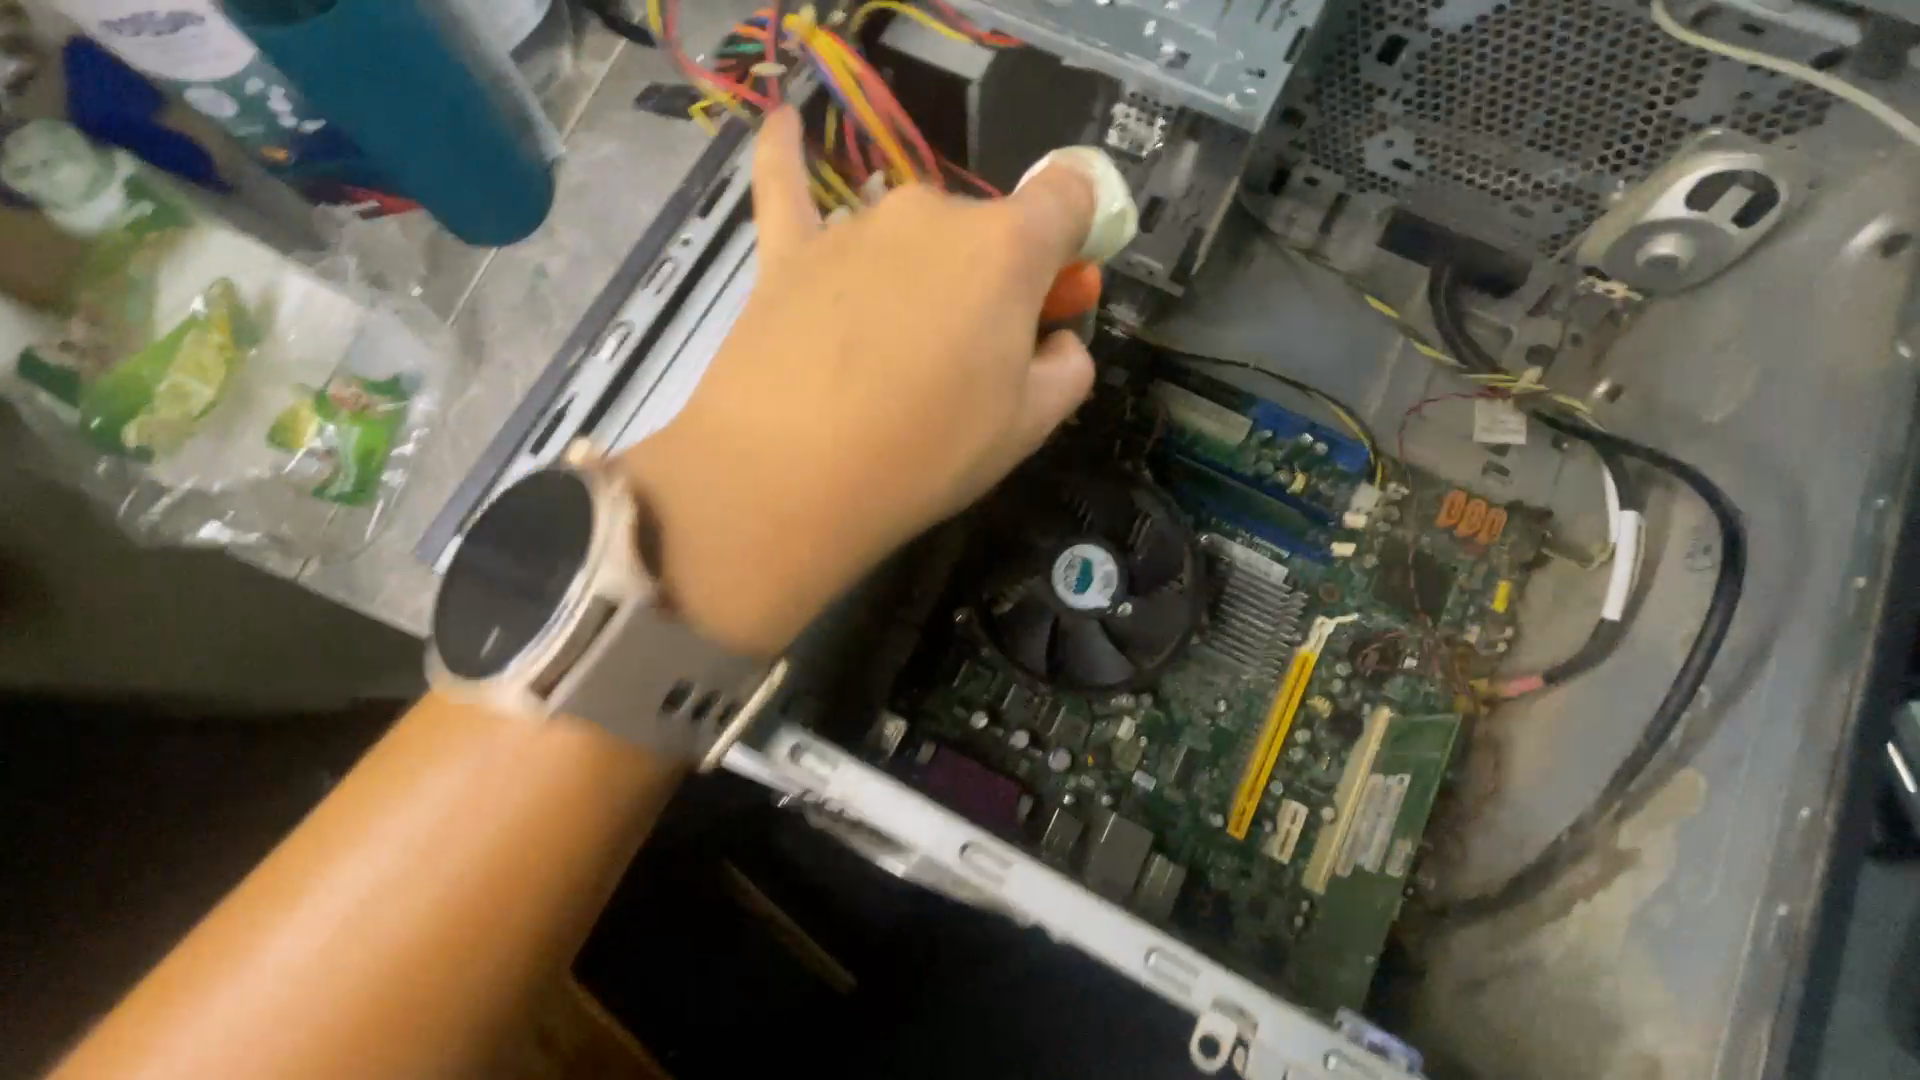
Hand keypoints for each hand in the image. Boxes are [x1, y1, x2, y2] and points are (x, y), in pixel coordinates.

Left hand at [620, 107, 1096, 655]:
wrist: (788, 479)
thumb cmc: (926, 454)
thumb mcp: (1030, 426)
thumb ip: (1069, 366)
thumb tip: (1056, 339)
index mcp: (1006, 247)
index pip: (1067, 196)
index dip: (1075, 241)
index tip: (1059, 296)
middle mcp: (931, 213)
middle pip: (985, 226)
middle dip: (993, 279)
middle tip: (968, 360)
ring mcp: (852, 226)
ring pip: (911, 233)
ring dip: (922, 272)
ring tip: (892, 349)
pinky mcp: (785, 251)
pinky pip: (786, 183)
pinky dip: (788, 155)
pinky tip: (785, 124)